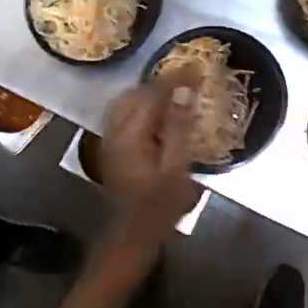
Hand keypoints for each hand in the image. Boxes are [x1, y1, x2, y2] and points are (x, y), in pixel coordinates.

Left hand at [101, 73, 199, 247]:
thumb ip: (180, 129)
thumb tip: (185, 93)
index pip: (153, 93)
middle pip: (136, 93)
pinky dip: (142, 107)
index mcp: (130, 134)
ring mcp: (109, 140)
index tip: (198, 68)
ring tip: (178, 94)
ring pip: (127, 102)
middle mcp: (114, 131)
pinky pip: (124, 115)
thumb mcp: (176, 170)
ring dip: (151, 93)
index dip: (176, 78)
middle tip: (189, 80)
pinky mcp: (112, 149)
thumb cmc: (158, 209)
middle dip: (162, 82)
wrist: (129, 239)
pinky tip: (160, 116)